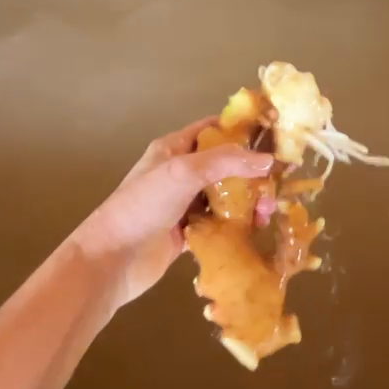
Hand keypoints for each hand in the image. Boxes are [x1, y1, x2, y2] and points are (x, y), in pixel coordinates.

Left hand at [68, 118, 272, 308]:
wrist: (112, 259)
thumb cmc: (143, 205)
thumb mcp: (184, 172)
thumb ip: (226, 162)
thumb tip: (268, 160)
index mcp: (173, 149)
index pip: (212, 129)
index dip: (241, 130)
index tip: (274, 138)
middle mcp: (179, 173)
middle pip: (223, 165)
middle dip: (251, 173)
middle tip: (276, 186)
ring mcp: (182, 205)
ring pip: (223, 197)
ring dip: (246, 203)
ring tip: (266, 214)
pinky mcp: (186, 234)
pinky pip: (217, 224)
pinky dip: (235, 226)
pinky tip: (253, 231)